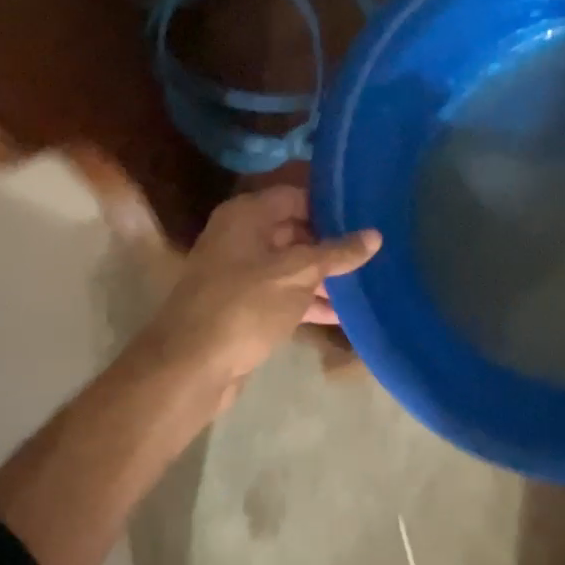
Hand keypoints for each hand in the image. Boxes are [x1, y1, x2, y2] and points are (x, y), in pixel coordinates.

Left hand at [136, 186, 380, 393]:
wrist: (189, 369)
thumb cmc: (244, 306)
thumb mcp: (298, 274)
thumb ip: (338, 253)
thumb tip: (375, 235)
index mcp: (246, 216)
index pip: (296, 196)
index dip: (330, 204)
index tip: (366, 212)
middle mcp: (240, 238)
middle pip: (295, 230)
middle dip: (332, 242)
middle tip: (373, 248)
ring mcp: (240, 274)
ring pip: (291, 265)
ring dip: (325, 275)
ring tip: (368, 280)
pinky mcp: (243, 308)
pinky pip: (284, 295)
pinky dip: (310, 301)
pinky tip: (345, 314)